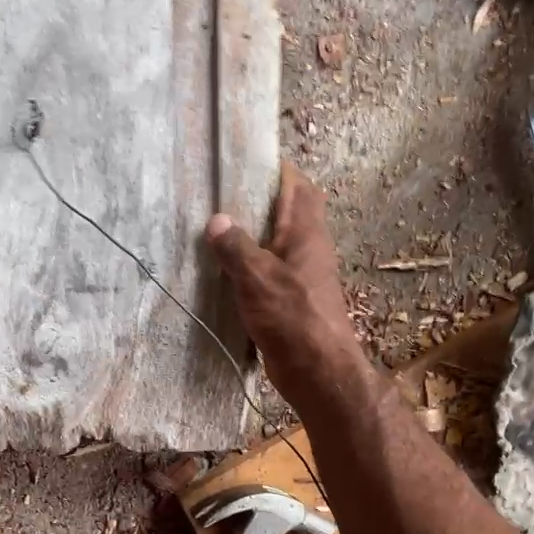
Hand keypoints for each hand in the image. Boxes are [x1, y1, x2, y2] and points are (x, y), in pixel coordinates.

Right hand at [207, 164, 362, 395]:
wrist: (317, 369)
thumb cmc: (292, 316)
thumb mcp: (256, 277)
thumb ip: (235, 247)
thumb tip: (217, 220)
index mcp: (305, 231)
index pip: (296, 185)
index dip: (274, 170)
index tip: (243, 165)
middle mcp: (308, 246)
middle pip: (287, 212)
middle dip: (259, 203)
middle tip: (221, 199)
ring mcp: (302, 274)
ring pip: (277, 243)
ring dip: (253, 237)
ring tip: (216, 232)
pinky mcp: (292, 299)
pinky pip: (270, 272)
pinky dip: (251, 267)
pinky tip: (226, 274)